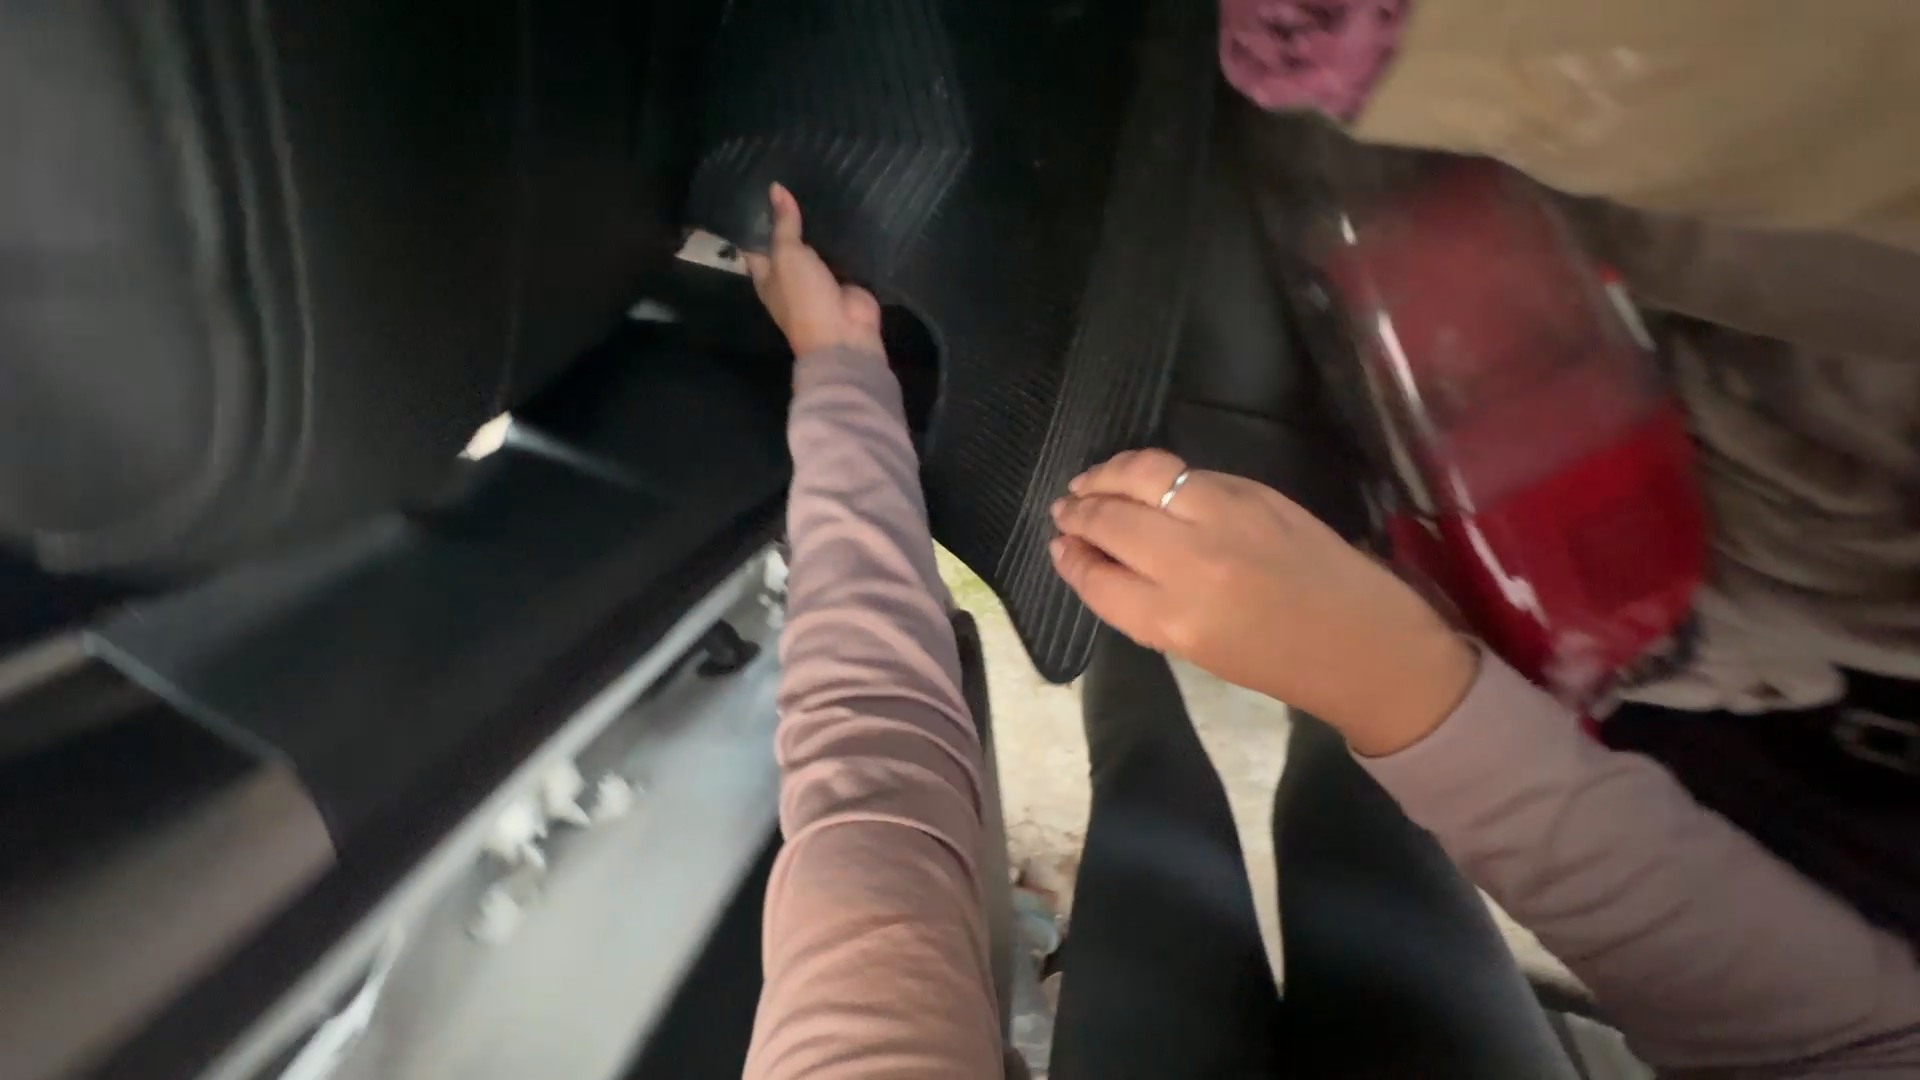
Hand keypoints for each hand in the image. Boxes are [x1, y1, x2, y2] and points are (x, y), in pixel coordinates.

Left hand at [743, 183, 884, 357]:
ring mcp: (821, 279)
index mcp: (767, 275)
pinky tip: (847, 208)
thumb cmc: (804, 298)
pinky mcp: (846, 281)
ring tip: (822, 184)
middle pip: (788, 241)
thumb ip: (784, 223)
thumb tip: (776, 188)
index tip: (760, 185)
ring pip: (818, 245)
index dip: (756, 217)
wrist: (844, 335)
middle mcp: (791, 277)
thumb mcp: (787, 255)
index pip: (755, 241)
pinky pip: (843, 253)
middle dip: (791, 215)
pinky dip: (845, 237)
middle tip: (794, 176)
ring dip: (820, 224)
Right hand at [1049, 449, 1476, 755]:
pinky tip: (1138, 482)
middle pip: (1110, 519)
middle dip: (1078, 511)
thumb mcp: (1191, 647)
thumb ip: (1134, 601)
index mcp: (1175, 618)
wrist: (1365, 642)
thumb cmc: (1274, 661)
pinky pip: (1183, 472)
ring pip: (1142, 475)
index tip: (1059, 545)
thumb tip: (1088, 558)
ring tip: (1088, 482)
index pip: (1096, 576)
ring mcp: (1226, 516)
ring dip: (1105, 475)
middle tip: (1064, 509)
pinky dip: (1149, 473)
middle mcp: (1194, 561)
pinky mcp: (1253, 491)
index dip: (1069, 558)